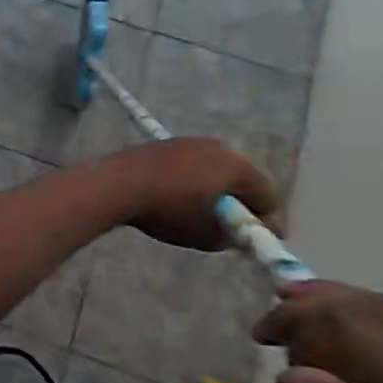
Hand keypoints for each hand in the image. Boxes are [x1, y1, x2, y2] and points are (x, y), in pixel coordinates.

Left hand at [99, 137, 280, 250]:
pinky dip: (190, 182)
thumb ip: (234, 238)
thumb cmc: (167, 210)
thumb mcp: (208, 236)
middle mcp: (216, 147)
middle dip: (240, 203)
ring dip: (214, 190)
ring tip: (205, 214)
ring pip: (212, 170)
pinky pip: (188, 166)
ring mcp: (186, 141)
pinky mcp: (161, 144)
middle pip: (240, 179)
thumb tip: (240, 235)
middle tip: (236, 227)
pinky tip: (178, 197)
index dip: (268, 222)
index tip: (265, 241)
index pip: (266, 196)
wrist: (114, 184)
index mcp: (236, 166)